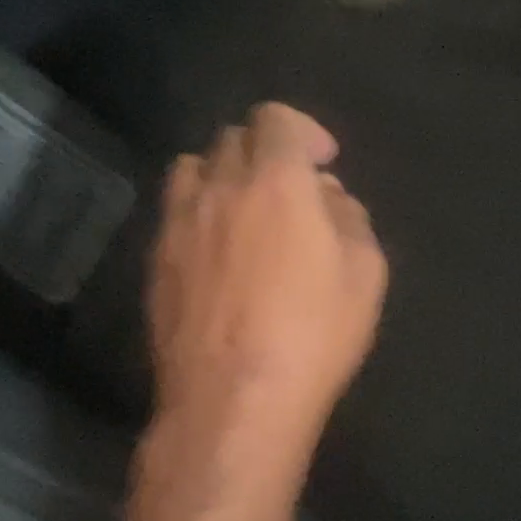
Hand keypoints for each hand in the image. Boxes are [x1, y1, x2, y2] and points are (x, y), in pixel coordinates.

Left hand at [149, 103, 387, 448]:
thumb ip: (350, 217)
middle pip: (233, 137)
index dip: (302, 130)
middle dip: (265, 149)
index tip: (322, 160)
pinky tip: (213, 250)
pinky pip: (173, 211)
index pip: (275, 118)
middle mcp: (221, 186)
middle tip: (288, 188)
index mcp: (276, 180)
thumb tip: (326, 195)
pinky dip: (196, 211)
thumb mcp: (365, 274)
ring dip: (221, 173)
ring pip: (193, 166)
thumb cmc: (312, 336)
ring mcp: (179, 221)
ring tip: (240, 208)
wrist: (231, 402)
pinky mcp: (155, 259)